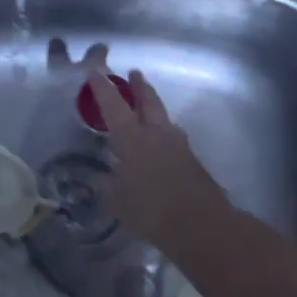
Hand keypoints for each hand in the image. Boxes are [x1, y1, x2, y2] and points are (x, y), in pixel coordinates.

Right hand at [88, 70, 235, 252]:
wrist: (201, 224)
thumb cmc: (151, 210)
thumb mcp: (118, 200)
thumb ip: (107, 184)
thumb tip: (98, 176)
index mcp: (132, 138)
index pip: (114, 106)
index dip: (103, 88)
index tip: (95, 72)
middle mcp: (156, 134)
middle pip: (148, 101)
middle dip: (140, 86)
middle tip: (134, 73)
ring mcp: (178, 145)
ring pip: (163, 117)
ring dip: (154, 106)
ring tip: (147, 105)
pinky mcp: (191, 160)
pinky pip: (173, 136)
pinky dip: (163, 131)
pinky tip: (160, 141)